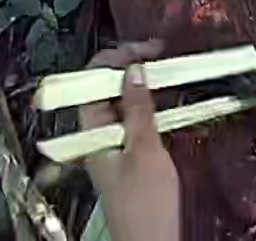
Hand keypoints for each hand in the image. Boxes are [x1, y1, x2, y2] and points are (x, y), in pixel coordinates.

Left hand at [80, 41, 178, 240]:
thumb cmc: (145, 205)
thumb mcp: (144, 151)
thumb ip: (138, 107)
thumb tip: (133, 68)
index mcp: (91, 131)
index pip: (92, 79)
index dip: (115, 58)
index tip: (144, 50)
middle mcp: (98, 133)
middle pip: (106, 86)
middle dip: (129, 64)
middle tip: (158, 53)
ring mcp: (113, 143)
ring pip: (122, 100)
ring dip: (141, 81)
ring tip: (164, 66)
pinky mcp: (128, 154)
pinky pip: (133, 116)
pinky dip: (148, 101)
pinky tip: (164, 95)